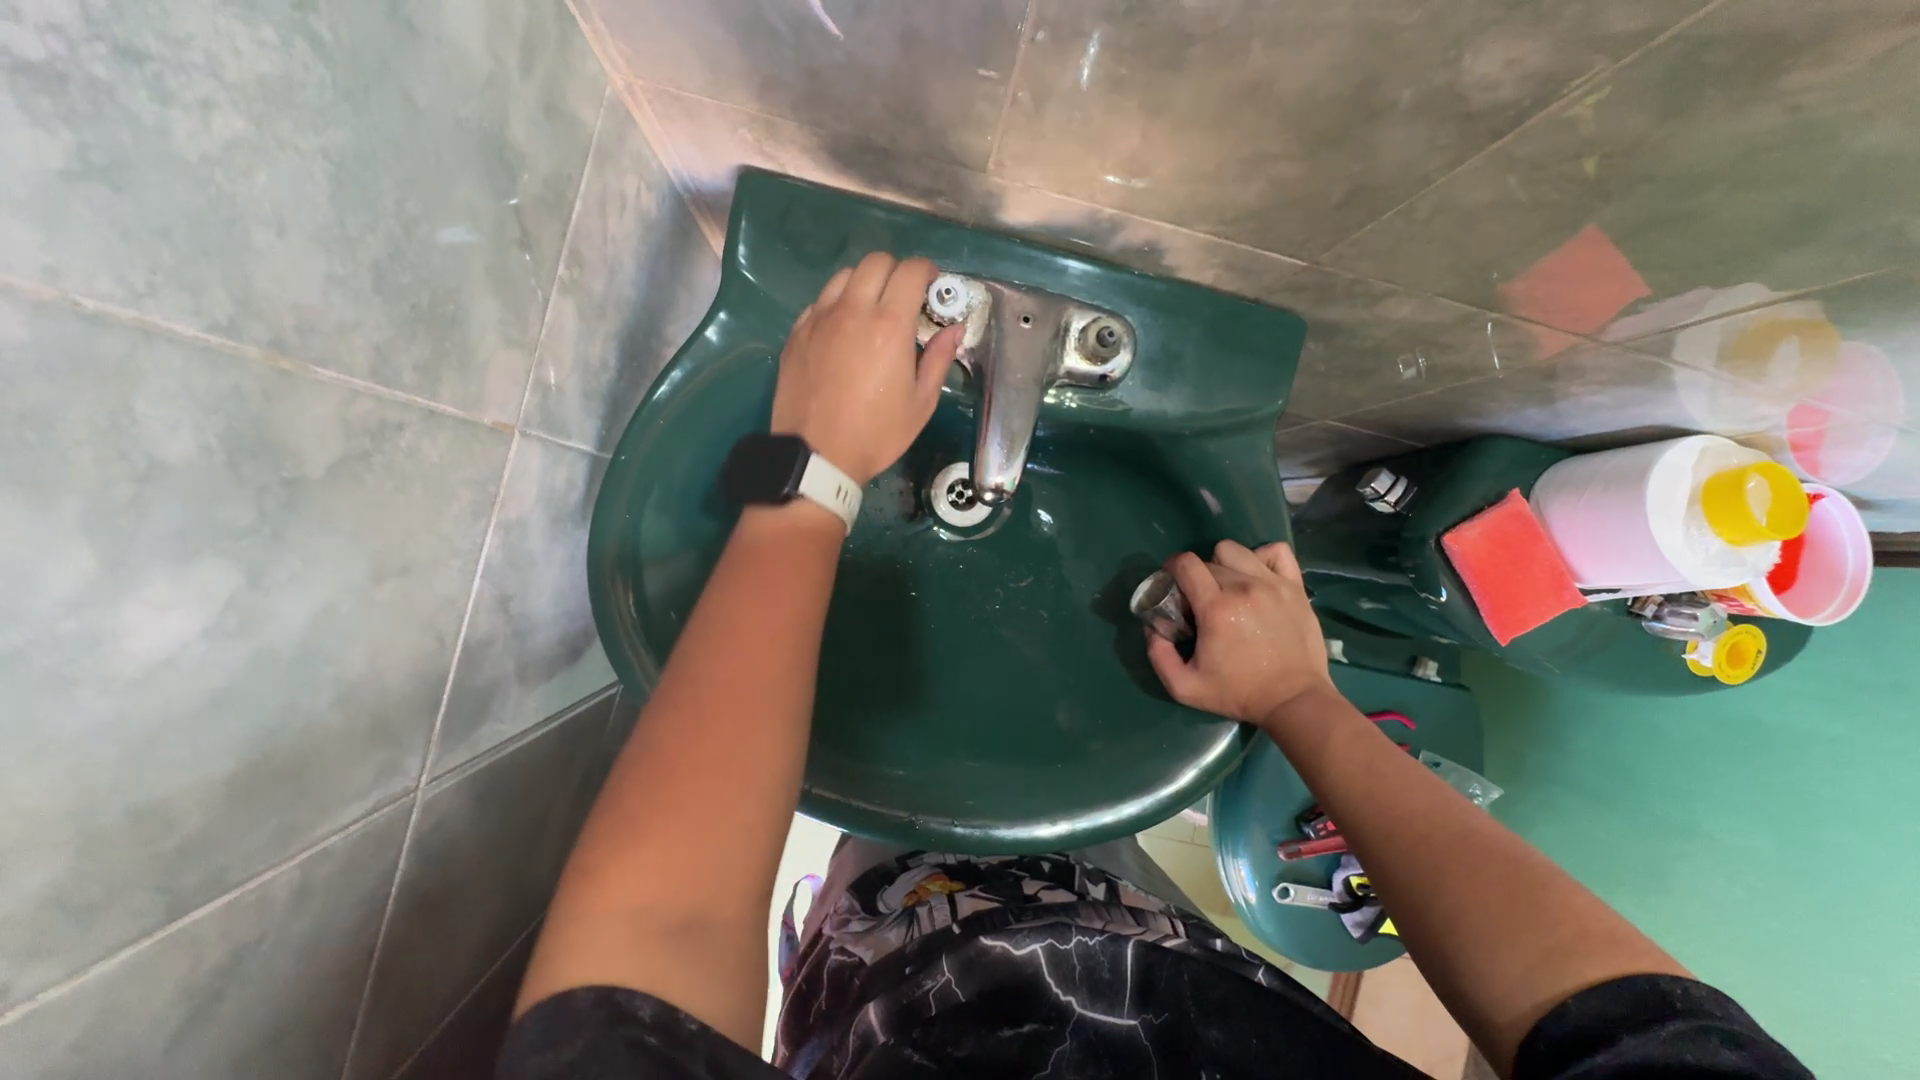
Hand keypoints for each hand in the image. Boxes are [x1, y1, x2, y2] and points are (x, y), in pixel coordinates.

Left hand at [770, 252, 963, 485]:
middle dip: (896, 271)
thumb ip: (940, 359)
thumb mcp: (921, 404)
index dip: (927, 272)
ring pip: (844, 276)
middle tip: (905, 297)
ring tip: (872, 310)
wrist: (817, 456)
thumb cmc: (877, 434)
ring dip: (865, 283)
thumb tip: (953, 329)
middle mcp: (853, 310)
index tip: (932, 286)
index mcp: (890, 325)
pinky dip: (838, 304)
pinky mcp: (797, 333)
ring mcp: (820, 319)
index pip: (910, 271)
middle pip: (876, 262)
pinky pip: (821, 301)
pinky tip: (844, 330)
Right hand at [1145, 540, 1333, 725]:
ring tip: (1229, 588)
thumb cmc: (1239, 694)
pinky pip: (1275, 551)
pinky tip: (1257, 577)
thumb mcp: (1184, 687)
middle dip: (1197, 577)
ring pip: (1236, 551)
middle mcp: (1244, 587)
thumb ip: (1158, 655)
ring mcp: (1273, 584)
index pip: (1186, 564)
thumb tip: (1152, 627)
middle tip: (1202, 602)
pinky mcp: (1295, 587)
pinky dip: (1261, 558)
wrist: (1294, 700)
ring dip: (1225, 564)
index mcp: (1216, 608)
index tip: (1173, 584)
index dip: (1172, 568)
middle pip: (1208, 561)